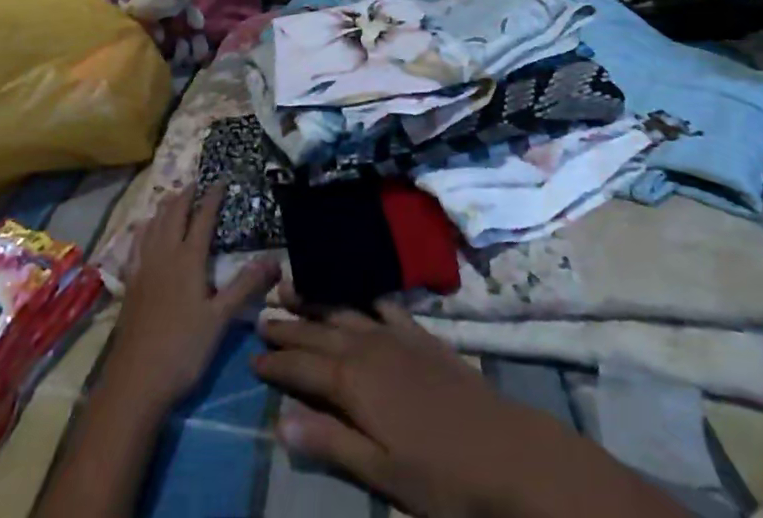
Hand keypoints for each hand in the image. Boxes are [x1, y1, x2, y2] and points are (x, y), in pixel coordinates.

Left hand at [102, 184, 279, 407]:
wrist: (136, 380)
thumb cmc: (183, 348)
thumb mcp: (221, 318)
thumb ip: (246, 286)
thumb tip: (275, 259)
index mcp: (187, 260)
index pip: (202, 219)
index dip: (212, 198)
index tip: (220, 180)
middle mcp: (163, 256)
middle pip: (172, 216)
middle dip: (185, 196)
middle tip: (195, 182)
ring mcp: (143, 269)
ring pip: (152, 226)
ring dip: (163, 208)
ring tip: (171, 197)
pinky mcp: (130, 284)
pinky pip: (136, 245)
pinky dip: (144, 230)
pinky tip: (143, 232)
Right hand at [254, 298, 684, 517]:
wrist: (512, 454)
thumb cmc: (443, 475)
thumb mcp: (381, 471)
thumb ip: (330, 440)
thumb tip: (280, 421)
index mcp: (354, 383)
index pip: (302, 366)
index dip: (275, 362)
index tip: (251, 357)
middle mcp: (370, 349)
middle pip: (319, 331)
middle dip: (289, 325)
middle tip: (261, 315)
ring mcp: (399, 339)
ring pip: (347, 312)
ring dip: (318, 301)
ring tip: (293, 286)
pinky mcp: (425, 338)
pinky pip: (388, 307)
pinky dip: (367, 299)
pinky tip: (361, 296)